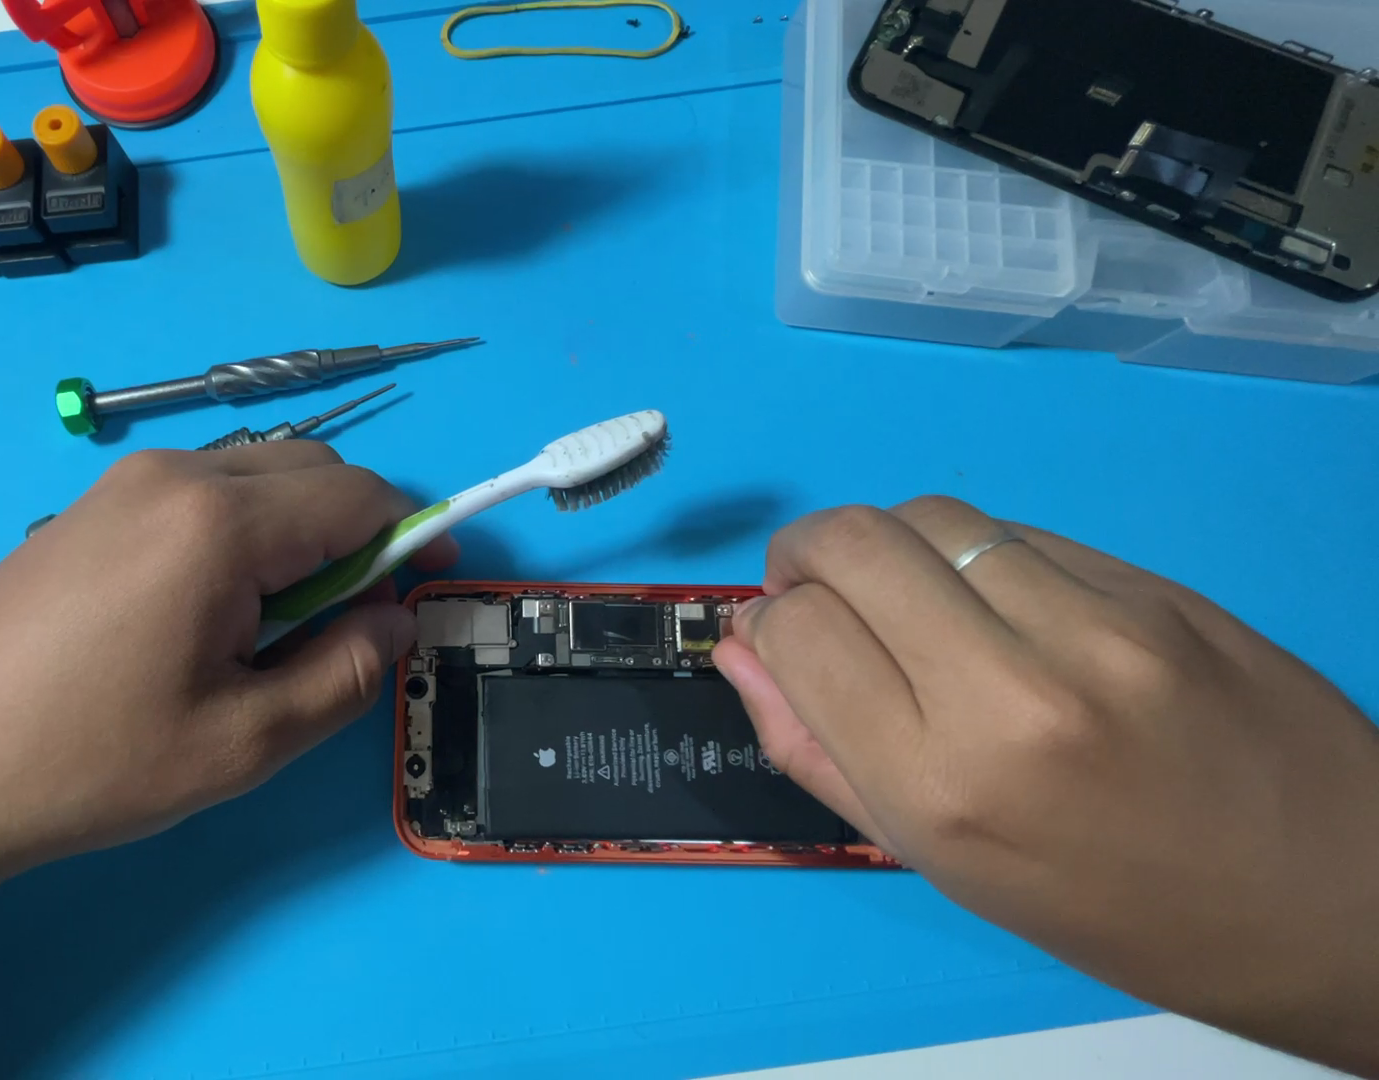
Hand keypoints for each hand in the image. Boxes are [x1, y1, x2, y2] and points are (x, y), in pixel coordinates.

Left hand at [0, 441, 456, 872]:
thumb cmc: (91, 763)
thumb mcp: (246, 739)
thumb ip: (347, 673)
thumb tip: (399, 623)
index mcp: (221, 521)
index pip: (359, 495)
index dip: (413, 533)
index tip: (435, 581)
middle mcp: (175, 475)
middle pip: (312, 473)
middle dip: (358, 533)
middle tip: (350, 620)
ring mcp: (123, 485)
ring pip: (257, 480)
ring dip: (299, 534)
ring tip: (272, 625)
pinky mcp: (90, 509)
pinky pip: (202, 497)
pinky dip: (244, 535)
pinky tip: (205, 612)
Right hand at [713, 497, 1378, 1073]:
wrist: (1338, 905)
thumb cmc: (1096, 901)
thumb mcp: (923, 852)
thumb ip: (805, 743)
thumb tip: (737, 646)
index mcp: (938, 781)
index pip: (799, 632)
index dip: (766, 621)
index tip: (778, 639)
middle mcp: (1008, 691)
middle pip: (851, 543)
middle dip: (800, 552)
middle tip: (806, 588)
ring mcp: (1095, 627)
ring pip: (925, 517)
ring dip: (878, 546)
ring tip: (896, 596)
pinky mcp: (1152, 589)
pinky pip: (1007, 531)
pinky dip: (958, 553)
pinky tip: (983, 602)